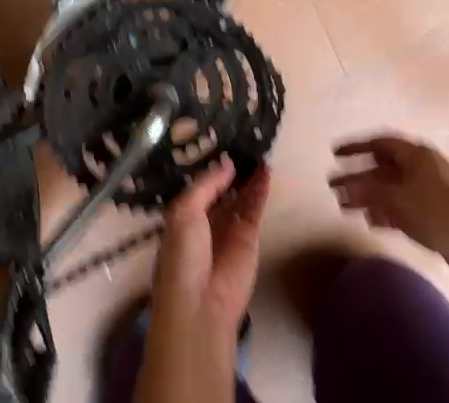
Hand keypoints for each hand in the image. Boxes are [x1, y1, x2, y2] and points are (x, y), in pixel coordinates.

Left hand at [137, 161, 271, 402]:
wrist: (201, 303)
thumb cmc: (182, 256)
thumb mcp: (184, 212)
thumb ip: (206, 185)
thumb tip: (226, 163)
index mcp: (184, 217)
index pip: (200, 188)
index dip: (212, 170)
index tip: (223, 145)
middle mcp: (207, 222)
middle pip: (223, 191)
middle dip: (233, 172)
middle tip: (246, 144)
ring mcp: (230, 230)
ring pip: (241, 197)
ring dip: (250, 177)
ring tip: (260, 151)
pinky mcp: (250, 238)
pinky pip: (256, 208)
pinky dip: (261, 190)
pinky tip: (267, 170)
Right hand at [329, 135, 448, 283]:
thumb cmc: (443, 215)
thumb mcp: (400, 200)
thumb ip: (369, 192)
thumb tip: (342, 185)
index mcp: (417, 155)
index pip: (380, 143)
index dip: (356, 147)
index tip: (334, 154)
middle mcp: (424, 168)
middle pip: (384, 167)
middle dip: (359, 177)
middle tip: (334, 187)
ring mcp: (431, 192)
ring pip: (393, 190)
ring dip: (370, 197)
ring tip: (347, 208)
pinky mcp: (437, 216)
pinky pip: (404, 208)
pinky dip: (386, 212)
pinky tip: (373, 223)